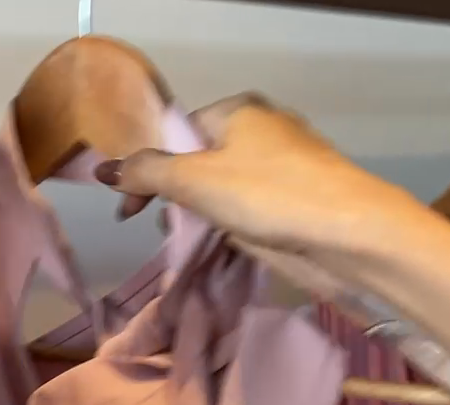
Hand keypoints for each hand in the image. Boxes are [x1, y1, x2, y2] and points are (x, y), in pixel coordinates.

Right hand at [96, 94, 425, 261]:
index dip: (148, 171)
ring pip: (222, 191)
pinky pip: (245, 211)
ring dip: (200, 217)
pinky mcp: (292, 203)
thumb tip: (105, 169)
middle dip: (173, 197)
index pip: (178, 134)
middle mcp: (260, 132)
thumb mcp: (195, 180)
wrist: (344, 234)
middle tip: (162, 229)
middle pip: (198, 163)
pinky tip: (220, 247)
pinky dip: (227, 228)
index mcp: (237, 111)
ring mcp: (280, 168)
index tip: (130, 213)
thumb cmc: (268, 195)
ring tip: (190, 242)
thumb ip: (148, 173)